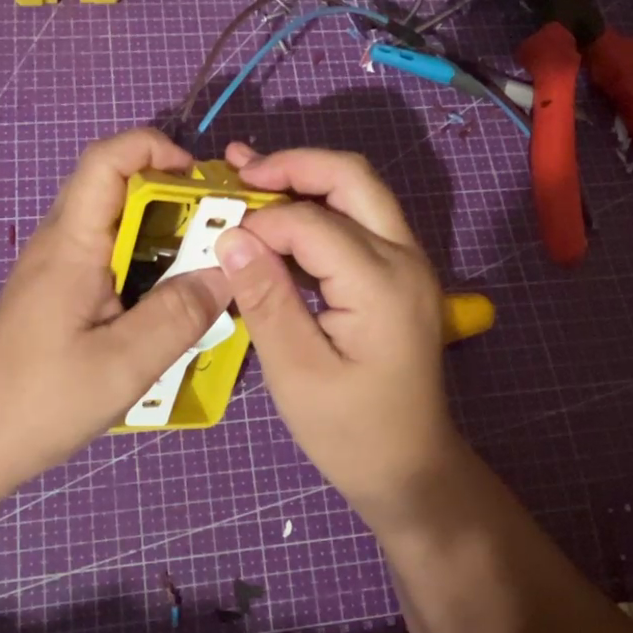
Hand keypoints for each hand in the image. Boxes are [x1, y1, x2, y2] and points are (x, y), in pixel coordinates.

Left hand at [0, 128, 233, 480]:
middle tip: (219, 231)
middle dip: (173, 194)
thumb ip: (179, 314)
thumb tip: (228, 272)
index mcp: (72, 242)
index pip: (107, 159)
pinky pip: (110, 255)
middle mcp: (62, 241)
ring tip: (205, 267)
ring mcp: (58, 266)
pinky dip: (147, 262)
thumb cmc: (40, 400)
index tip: (202, 183)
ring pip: (117, 222)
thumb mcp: (123, 364)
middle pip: (117, 185)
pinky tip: (169, 303)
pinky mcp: (60, 293)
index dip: (156, 149)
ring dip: (163, 232)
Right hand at [212, 144, 463, 523]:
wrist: (412, 468)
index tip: (220, 244)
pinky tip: (276, 211)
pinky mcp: (397, 271)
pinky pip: (357, 217)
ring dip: (303, 177)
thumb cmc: (351, 431)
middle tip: (236, 168)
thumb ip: (265, 299)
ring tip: (247, 172)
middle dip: (291, 164)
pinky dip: (316, 204)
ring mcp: (406, 261)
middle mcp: (403, 257)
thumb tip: (230, 237)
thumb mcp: (296, 373)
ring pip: (356, 189)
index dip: (260, 223)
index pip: (310, 221)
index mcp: (381, 283)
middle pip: (350, 177)